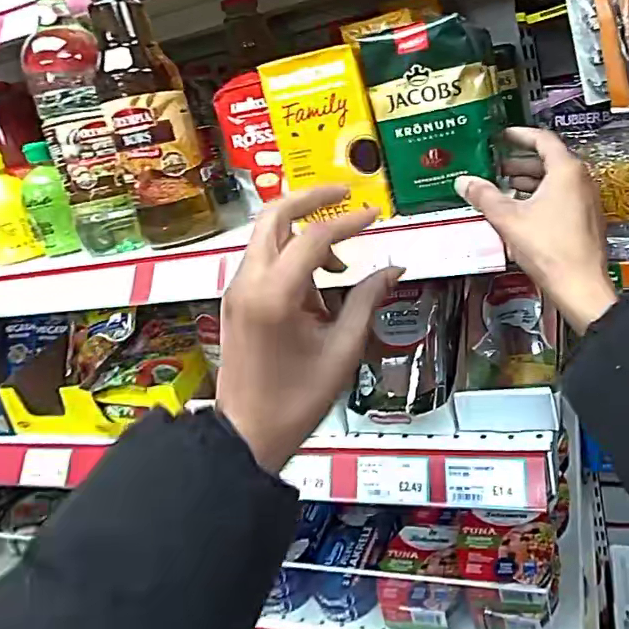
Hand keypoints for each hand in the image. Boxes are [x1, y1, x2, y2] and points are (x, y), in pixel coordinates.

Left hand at [217, 185, 401, 471]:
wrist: (245, 434)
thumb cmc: (293, 402)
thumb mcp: (342, 350)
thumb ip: (367, 301)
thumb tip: (392, 271)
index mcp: (274, 296)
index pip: (314, 237)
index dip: (349, 221)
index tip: (374, 215)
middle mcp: (248, 284)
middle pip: (274, 215)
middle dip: (311, 198)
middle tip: (345, 195)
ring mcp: (237, 290)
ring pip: (267, 234)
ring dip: (302, 230)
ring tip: (338, 264)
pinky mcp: (236, 299)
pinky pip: (264, 258)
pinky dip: (291, 253)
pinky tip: (317, 284)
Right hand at [455, 127, 617, 332]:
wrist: (580, 285)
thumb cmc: (551, 249)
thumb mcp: (509, 218)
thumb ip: (485, 196)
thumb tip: (465, 182)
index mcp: (567, 171)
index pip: (543, 139)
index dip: (520, 135)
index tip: (504, 135)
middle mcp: (581, 181)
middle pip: (549, 160)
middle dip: (520, 162)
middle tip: (497, 165)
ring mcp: (587, 200)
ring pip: (555, 180)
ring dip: (529, 180)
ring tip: (504, 187)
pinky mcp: (586, 219)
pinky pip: (562, 197)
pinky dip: (540, 196)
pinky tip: (521, 210)